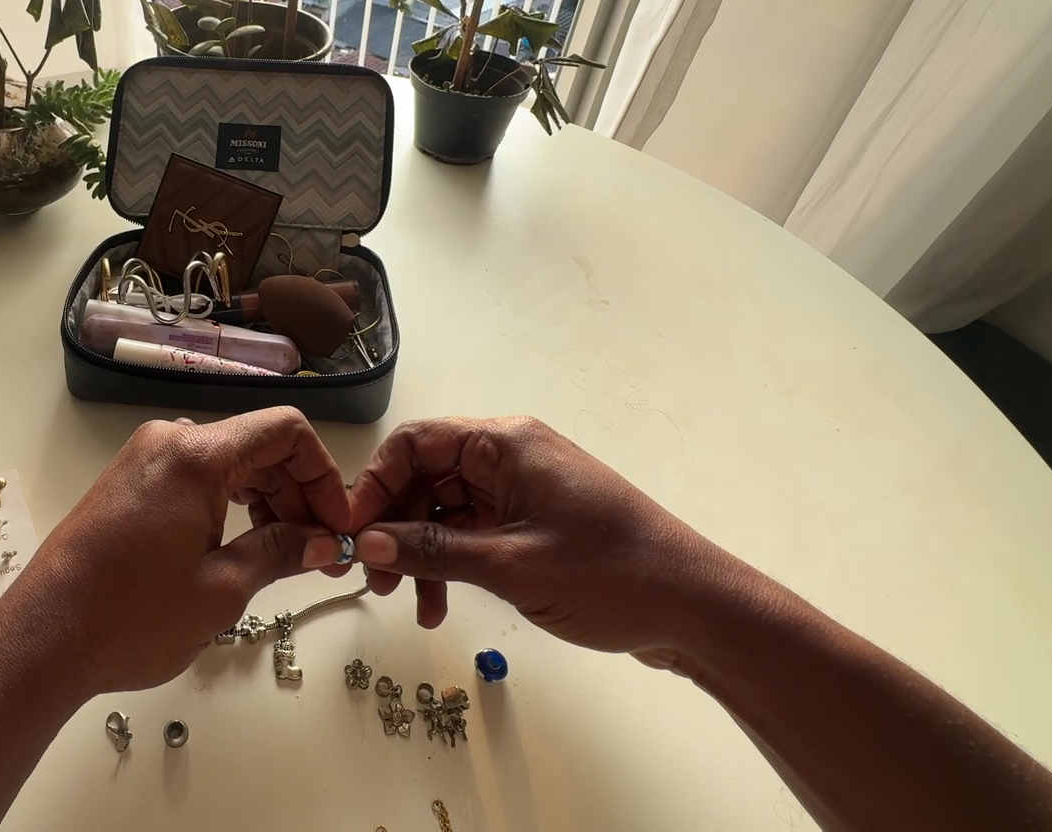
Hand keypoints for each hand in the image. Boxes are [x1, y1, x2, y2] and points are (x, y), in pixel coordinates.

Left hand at [0, 407, 352, 698]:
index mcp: (197, 454)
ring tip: (282, 553)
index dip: (322, 473)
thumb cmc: (133, 617)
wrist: (42, 638)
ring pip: (228, 460)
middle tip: (319, 550)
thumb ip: (279, 552)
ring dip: (265, 498)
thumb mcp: (221, 589)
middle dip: (296, 491)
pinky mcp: (130, 479)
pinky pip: (196, 474)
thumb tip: (325, 541)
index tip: (335, 524)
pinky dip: (229, 501)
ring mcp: (144, 457)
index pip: (285, 430)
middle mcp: (170, 440)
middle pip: (257, 444)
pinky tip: (240, 542)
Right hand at [347, 416, 762, 664]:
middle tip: (374, 577)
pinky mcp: (529, 521)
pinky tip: (439, 604)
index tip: (351, 531)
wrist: (700, 610)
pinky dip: (450, 563)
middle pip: (425, 477)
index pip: (415, 443)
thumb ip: (433, 550)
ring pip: (444, 509)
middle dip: (395, 525)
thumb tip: (364, 543)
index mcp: (503, 442)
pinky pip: (471, 531)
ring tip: (409, 603)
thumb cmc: (610, 575)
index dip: (375, 484)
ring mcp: (518, 489)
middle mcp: (506, 456)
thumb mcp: (511, 565)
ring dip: (420, 551)